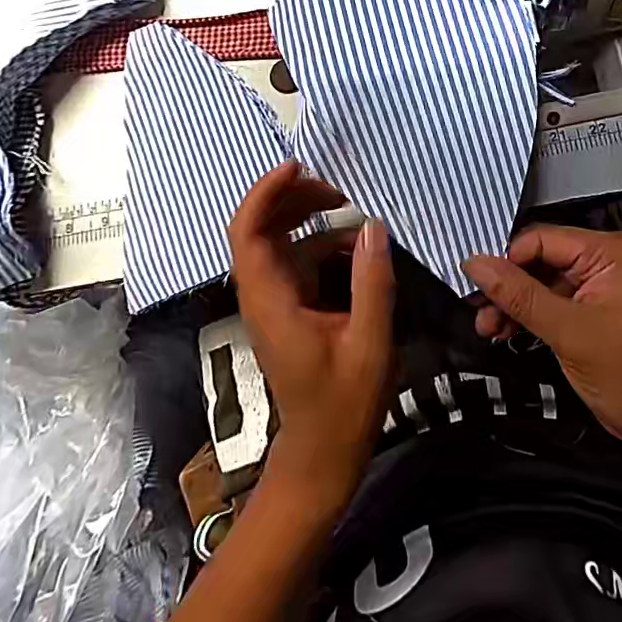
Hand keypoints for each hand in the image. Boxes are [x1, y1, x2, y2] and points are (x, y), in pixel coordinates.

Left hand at [228, 161, 395, 500]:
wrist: (322, 454)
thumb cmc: (342, 405)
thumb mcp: (369, 343)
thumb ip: (372, 283)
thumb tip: (374, 227)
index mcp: (270, 301)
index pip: (247, 233)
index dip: (265, 194)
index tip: (297, 167)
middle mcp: (263, 295)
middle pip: (260, 229)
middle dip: (293, 199)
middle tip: (337, 188)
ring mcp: (274, 301)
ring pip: (279, 242)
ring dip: (309, 219)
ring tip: (351, 209)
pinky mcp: (289, 309)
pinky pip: (298, 261)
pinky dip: (322, 244)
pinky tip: (355, 247)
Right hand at [464, 225, 621, 466]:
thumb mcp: (570, 334)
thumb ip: (519, 295)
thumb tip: (476, 264)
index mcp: (611, 252)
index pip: (540, 239)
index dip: (505, 261)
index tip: (475, 287)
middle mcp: (608, 261)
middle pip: (539, 260)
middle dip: (507, 287)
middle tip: (479, 313)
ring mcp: (604, 287)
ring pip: (543, 283)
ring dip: (514, 306)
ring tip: (489, 330)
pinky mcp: (598, 312)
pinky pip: (555, 303)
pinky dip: (531, 318)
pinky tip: (510, 333)